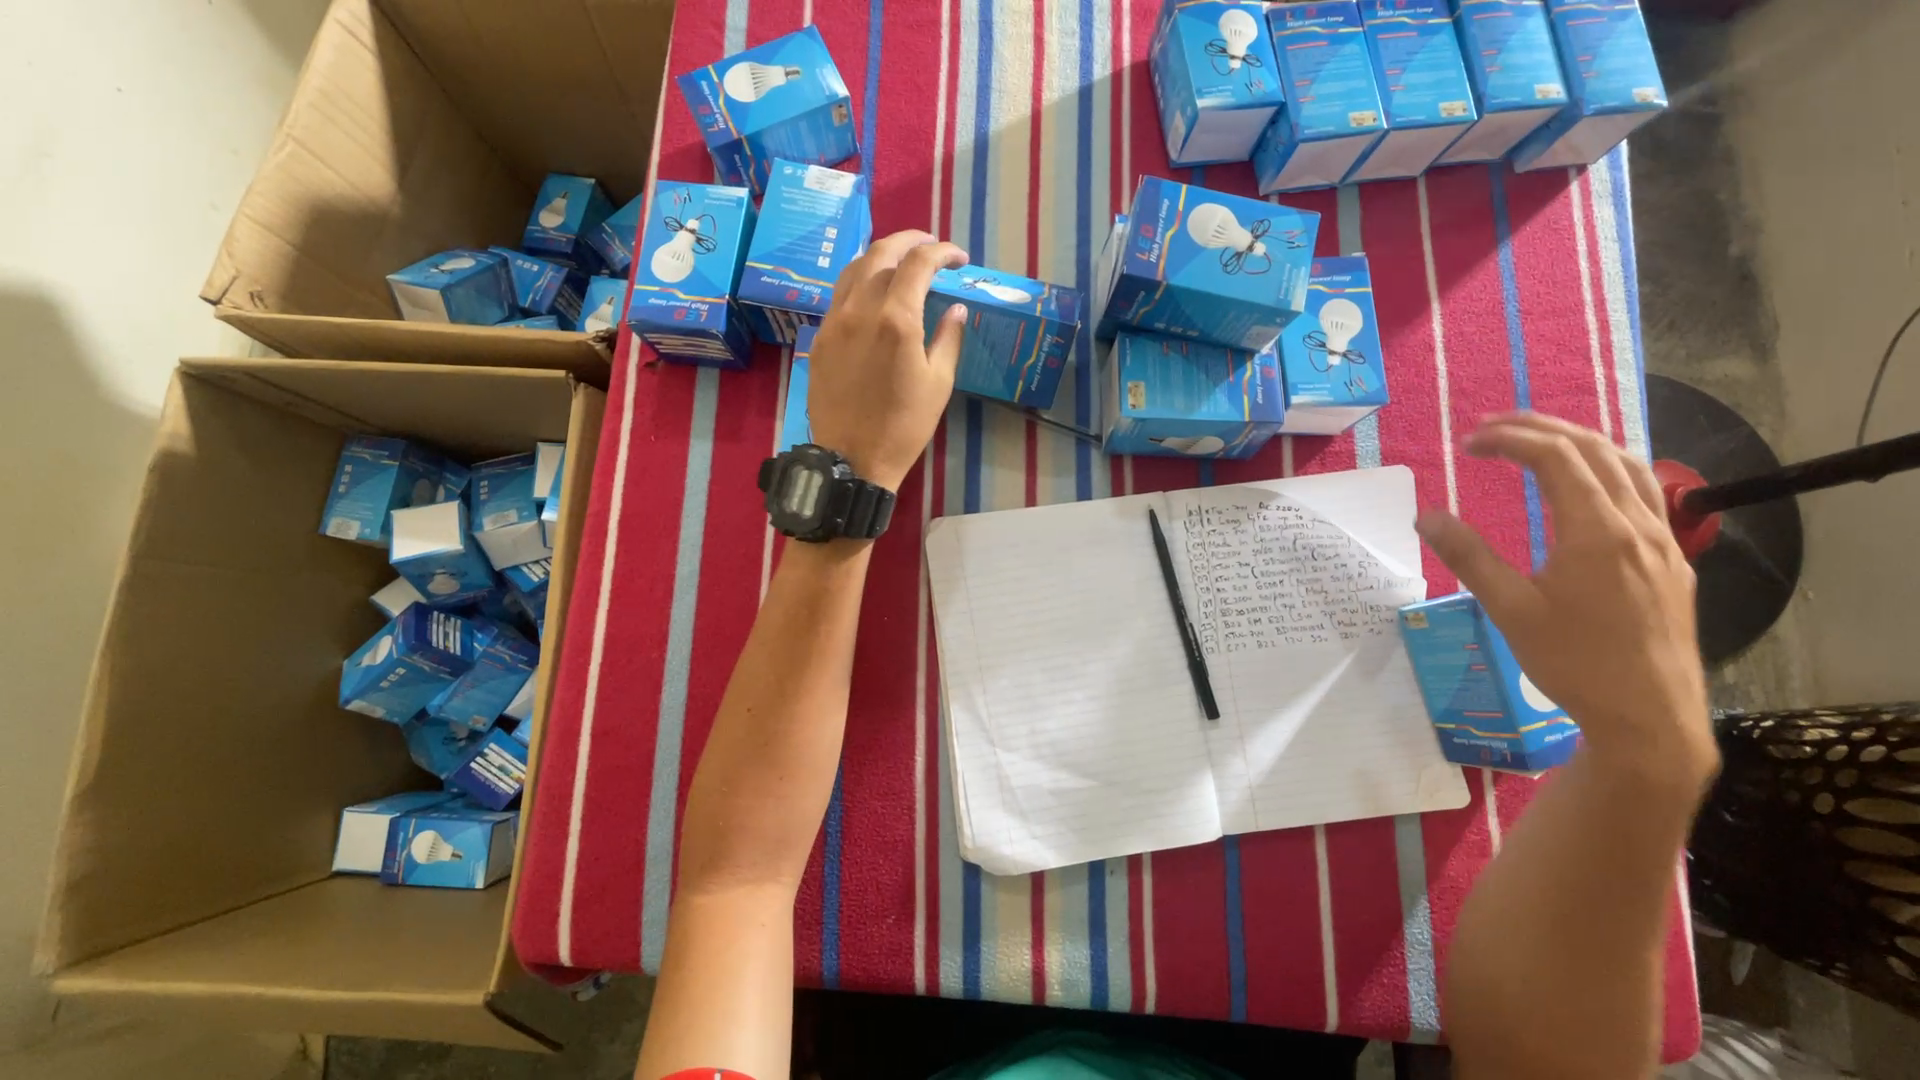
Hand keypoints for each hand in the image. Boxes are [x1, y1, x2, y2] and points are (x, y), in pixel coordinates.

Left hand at [806, 230, 969, 490]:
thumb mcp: (938, 383)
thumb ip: (948, 338)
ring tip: (901, 262)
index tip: (959, 258)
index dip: (942, 251)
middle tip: (930, 247)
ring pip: (854, 268)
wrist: (853, 459)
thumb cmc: (904, 426)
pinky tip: (873, 294)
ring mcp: (834, 321)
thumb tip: (955, 308)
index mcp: (896, 319)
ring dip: (881, 256)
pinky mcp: (820, 338)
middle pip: (881, 253)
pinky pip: (839, 295)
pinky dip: (860, 281)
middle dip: (909, 241)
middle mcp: (860, 309)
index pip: (919, 263)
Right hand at [1414, 413, 1714, 785]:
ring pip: (1629, 466)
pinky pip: (1646, 493)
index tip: (1469, 443)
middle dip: (1541, 429)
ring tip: (1538, 443)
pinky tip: (1589, 487)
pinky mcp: (1673, 561)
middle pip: (1594, 450)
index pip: (1556, 458)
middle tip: (1493, 428)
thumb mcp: (1510, 610)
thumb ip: (1469, 556)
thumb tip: (1427, 515)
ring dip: (1580, 443)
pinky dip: (1609, 470)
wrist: (1649, 716)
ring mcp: (1664, 541)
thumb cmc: (1574, 663)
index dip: (1511, 439)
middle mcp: (1638, 524)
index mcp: (1597, 532)